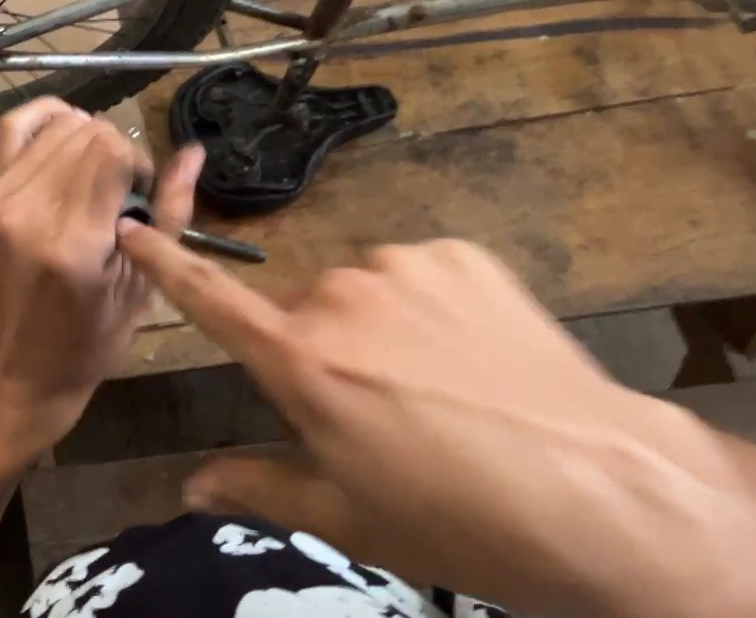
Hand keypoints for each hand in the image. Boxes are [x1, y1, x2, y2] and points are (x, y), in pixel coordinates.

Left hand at [0, 98, 202, 464]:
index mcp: (74, 241)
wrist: (20, 366)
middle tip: (122, 194)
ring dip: (89, 139)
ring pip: (59, 126)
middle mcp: (31, 210)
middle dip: (118, 152)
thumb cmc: (90, 339)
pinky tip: (69, 130)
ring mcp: (2, 197)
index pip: (113, 151)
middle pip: (88, 133)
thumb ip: (171, 212)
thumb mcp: (144, 286)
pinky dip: (45, 116)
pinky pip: (14, 126)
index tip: (142, 198)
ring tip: (97, 177)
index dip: (139, 164)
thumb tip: (194, 151)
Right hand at [111, 232, 755, 617]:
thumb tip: (185, 487)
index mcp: (303, 362)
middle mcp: (339, 298)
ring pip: (362, 291)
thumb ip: (258, 486)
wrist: (622, 500)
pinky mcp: (461, 254)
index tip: (134, 231)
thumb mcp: (352, 517)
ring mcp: (403, 268)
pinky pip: (417, 273)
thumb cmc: (466, 524)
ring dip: (380, 327)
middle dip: (325, 352)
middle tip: (385, 413)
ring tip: (445, 389)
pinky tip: (479, 354)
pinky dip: (431, 304)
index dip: (165, 265)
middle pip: (305, 314)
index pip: (210, 301)